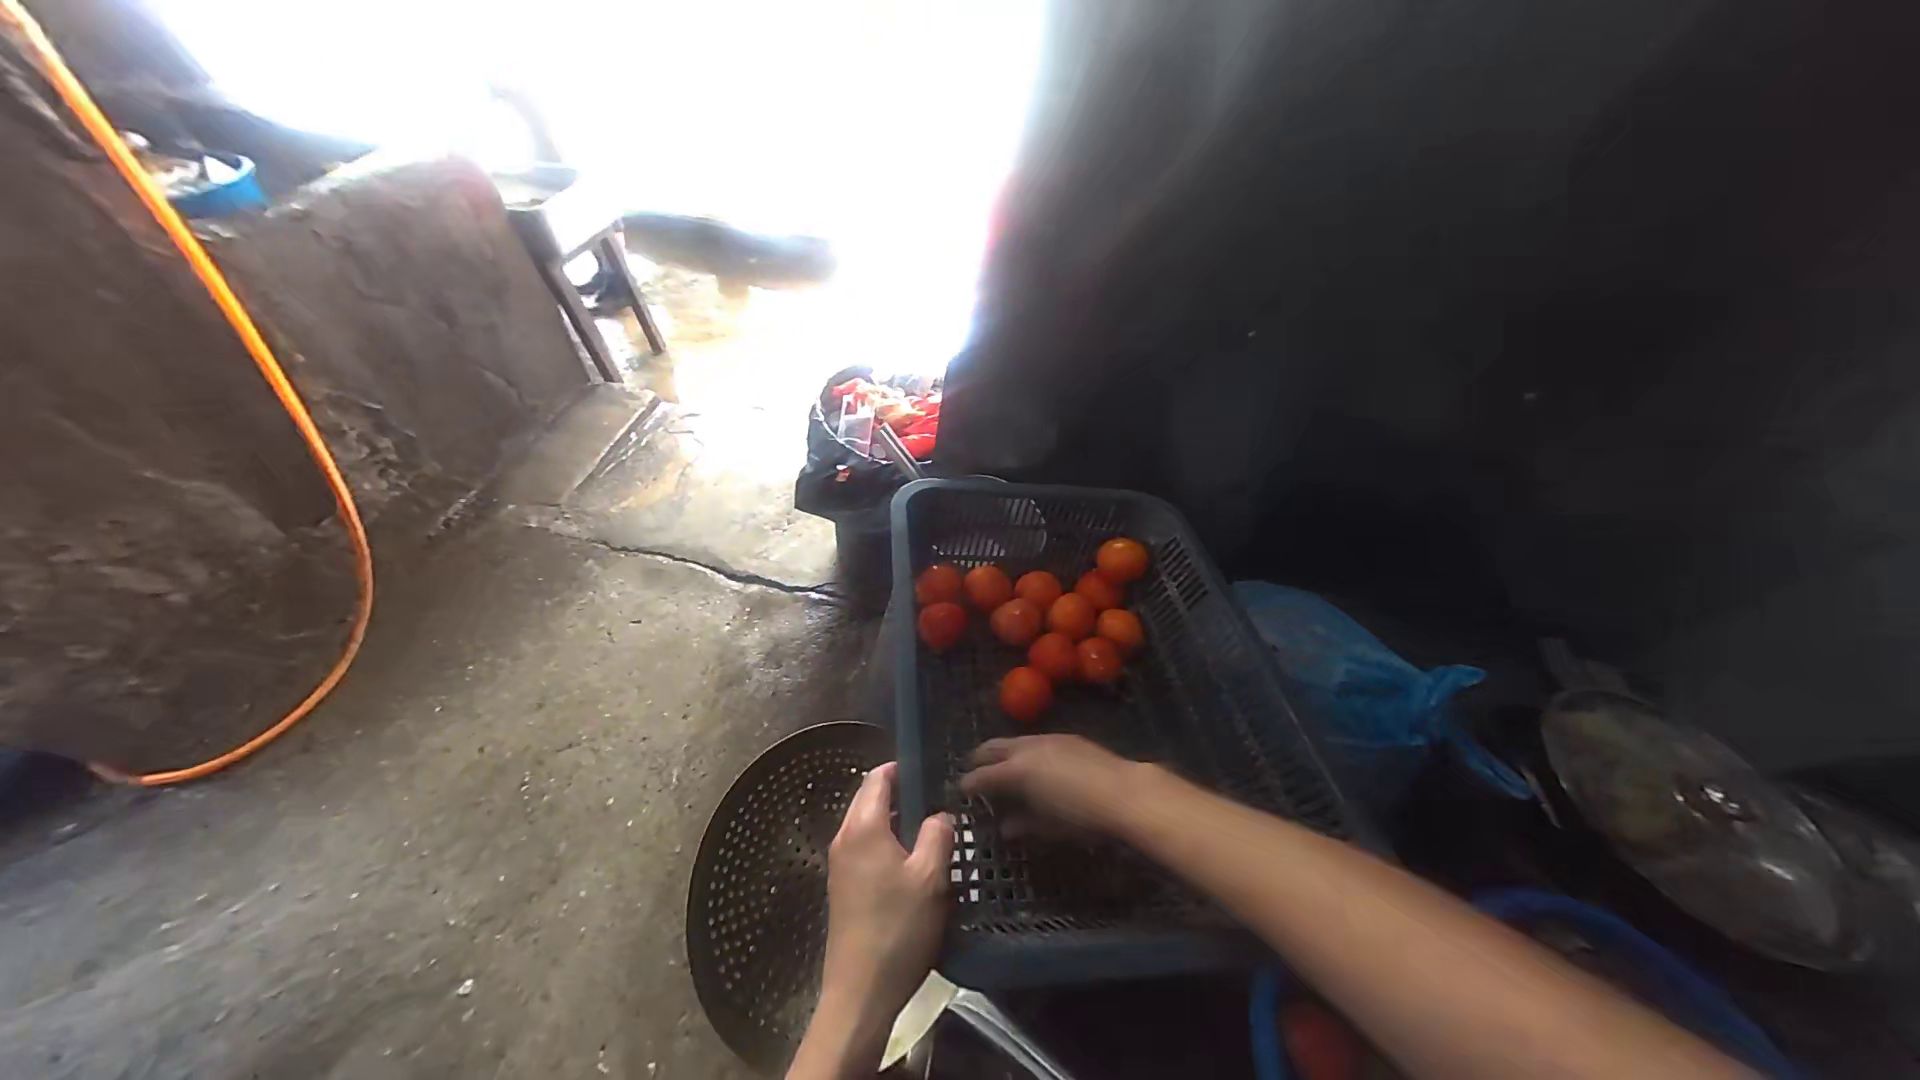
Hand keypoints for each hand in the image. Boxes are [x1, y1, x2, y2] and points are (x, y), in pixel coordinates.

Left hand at [818, 762, 952, 1038]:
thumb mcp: (930, 877)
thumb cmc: (898, 928)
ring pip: (868, 824)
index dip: (903, 768)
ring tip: (930, 829)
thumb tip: (939, 815)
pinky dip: (887, 842)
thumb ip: (937, 835)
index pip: (878, 777)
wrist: (860, 992)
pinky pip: (865, 847)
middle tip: (936, 799)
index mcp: (863, 827)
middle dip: (900, 793)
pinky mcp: (843, 887)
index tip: (931, 770)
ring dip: (895, 820)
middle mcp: (845, 838)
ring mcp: (840, 864)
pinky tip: (912, 861)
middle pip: (869, 798)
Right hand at [959, 735, 1154, 836]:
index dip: (970, 783)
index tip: (961, 789)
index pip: (982, 776)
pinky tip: (1032, 763)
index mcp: (1016, 771)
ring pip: (1014, 741)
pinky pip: (1034, 741)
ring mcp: (1047, 739)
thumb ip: (1023, 824)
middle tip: (973, 769)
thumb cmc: (1082, 817)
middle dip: (980, 758)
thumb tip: (1005, 828)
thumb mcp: (1049, 827)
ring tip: (1000, 765)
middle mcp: (1026, 749)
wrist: (1124, 792)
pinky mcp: (1066, 737)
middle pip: (993, 748)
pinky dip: (1024, 750)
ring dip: (1003, 752)